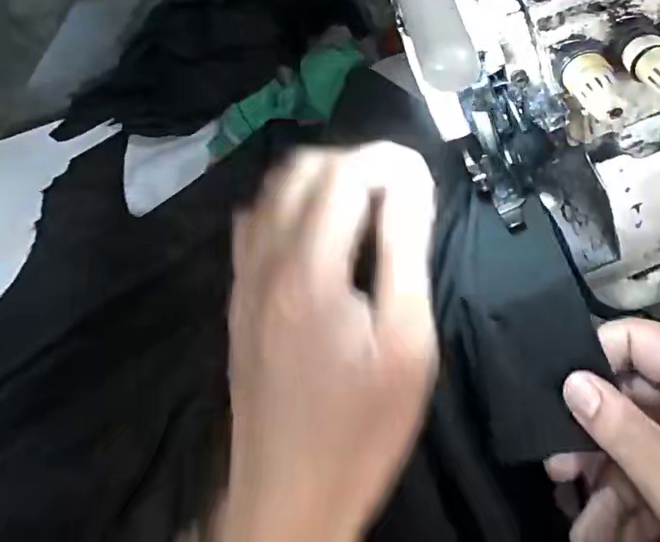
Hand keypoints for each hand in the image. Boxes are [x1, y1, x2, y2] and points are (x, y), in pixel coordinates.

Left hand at [219, 144, 439, 541]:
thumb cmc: (360, 427)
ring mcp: (245, 275)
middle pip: (307, 167)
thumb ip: (406, 250)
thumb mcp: (407, 343)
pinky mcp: (238, 293)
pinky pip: (256, 217)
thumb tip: (411, 182)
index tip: (422, 181)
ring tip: (364, 207)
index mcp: (310, 269)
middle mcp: (267, 259)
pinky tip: (319, 231)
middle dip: (358, 163)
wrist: (287, 499)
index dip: (389, 161)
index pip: (345, 172)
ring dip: (324, 177)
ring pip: (276, 185)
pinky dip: (290, 202)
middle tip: (398, 193)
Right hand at [547, 318, 659, 541]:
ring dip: (610, 486)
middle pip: (636, 393)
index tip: (550, 399)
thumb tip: (571, 379)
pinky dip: (637, 506)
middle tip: (554, 470)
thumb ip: (627, 436)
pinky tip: (603, 536)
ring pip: (645, 442)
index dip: (592, 361)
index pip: (636, 338)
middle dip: (595, 437)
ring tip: (579, 530)